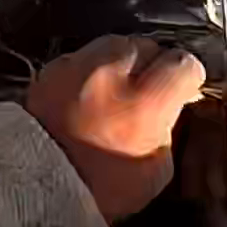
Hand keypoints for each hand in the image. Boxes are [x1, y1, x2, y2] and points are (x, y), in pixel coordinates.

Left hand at [26, 35, 205, 222]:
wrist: (39, 181)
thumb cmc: (103, 186)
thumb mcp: (158, 167)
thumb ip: (168, 123)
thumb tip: (172, 99)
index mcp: (143, 104)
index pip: (182, 63)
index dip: (188, 75)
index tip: (184, 84)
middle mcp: (111, 73)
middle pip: (148, 45)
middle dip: (154, 63)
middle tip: (149, 86)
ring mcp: (79, 64)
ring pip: (116, 41)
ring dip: (124, 59)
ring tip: (120, 84)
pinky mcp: (55, 63)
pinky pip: (86, 52)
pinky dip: (94, 65)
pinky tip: (92, 87)